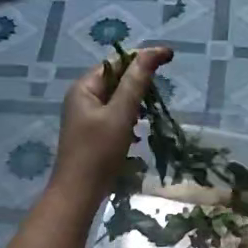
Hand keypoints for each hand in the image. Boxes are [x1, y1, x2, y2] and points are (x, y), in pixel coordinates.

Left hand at [52, 44, 172, 197]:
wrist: (78, 194)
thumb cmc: (98, 153)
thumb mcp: (120, 115)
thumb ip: (135, 83)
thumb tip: (151, 54)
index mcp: (84, 88)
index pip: (116, 62)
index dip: (142, 58)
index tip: (169, 58)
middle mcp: (81, 98)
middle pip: (115, 80)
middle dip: (138, 83)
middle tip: (160, 92)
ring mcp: (85, 118)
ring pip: (116, 100)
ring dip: (135, 103)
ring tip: (150, 114)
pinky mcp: (91, 136)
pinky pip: (113, 118)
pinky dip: (128, 121)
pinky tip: (137, 134)